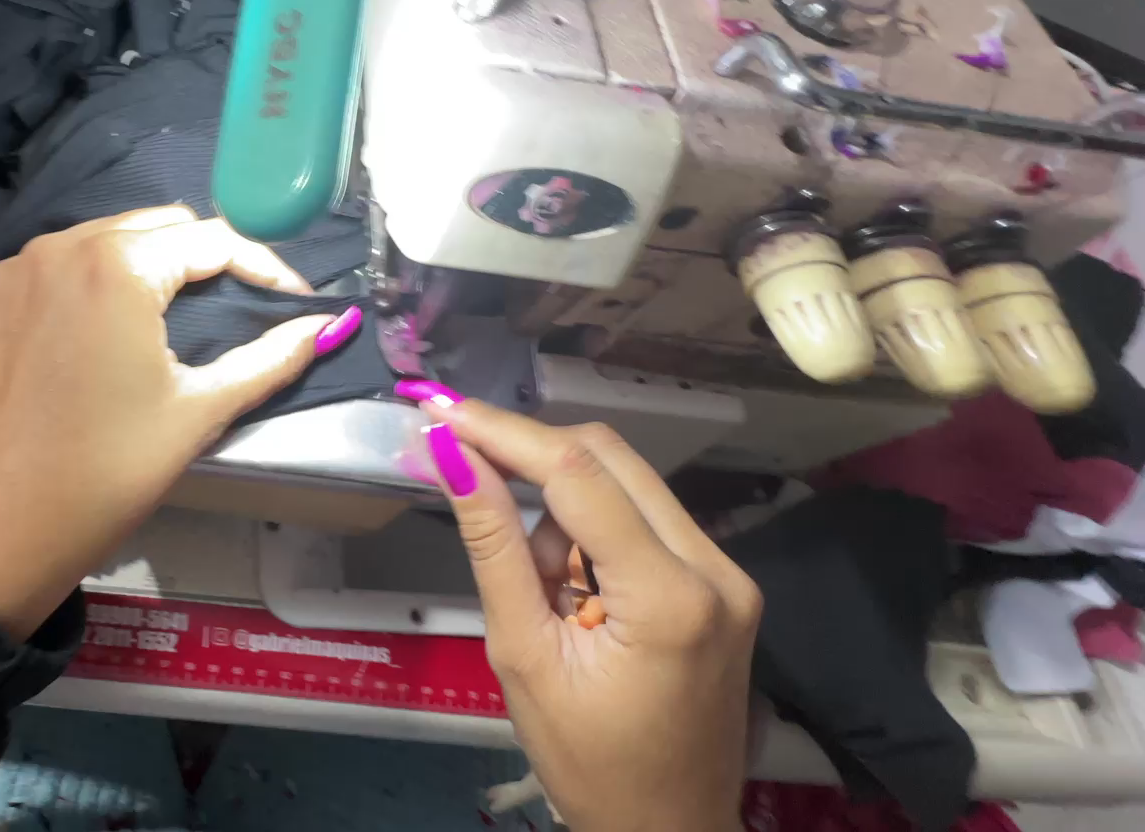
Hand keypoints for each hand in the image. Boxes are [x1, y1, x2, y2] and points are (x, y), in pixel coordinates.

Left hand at [0, 206, 360, 639]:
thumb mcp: (197, 412)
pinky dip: (102, 277)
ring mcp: (18, 267)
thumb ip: (269, 359)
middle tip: (239, 305)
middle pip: (159, 227)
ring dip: (155, 263)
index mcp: (117, 266)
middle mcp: (61, 246)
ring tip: (183, 313)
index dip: (264, 265)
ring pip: (108, 237)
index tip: (295, 299)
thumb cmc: (106, 474)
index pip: (212, 240)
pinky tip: (115, 323)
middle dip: (208, 258)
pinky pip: (63, 262)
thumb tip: (326, 326)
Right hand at [400, 388, 759, 831]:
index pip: (574, 474)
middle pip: (606, 454)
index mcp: (668, 595)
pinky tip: (566, 579)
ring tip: (535, 576)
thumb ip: (491, 542)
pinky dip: (585, 518)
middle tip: (461, 456)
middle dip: (525, 447)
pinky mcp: (720, 579)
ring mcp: (726, 570)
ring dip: (556, 493)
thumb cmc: (585, 758)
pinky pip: (638, 509)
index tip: (440, 408)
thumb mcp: (520, 650)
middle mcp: (714, 567)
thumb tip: (451, 456)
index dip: (501, 430)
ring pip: (622, 475)